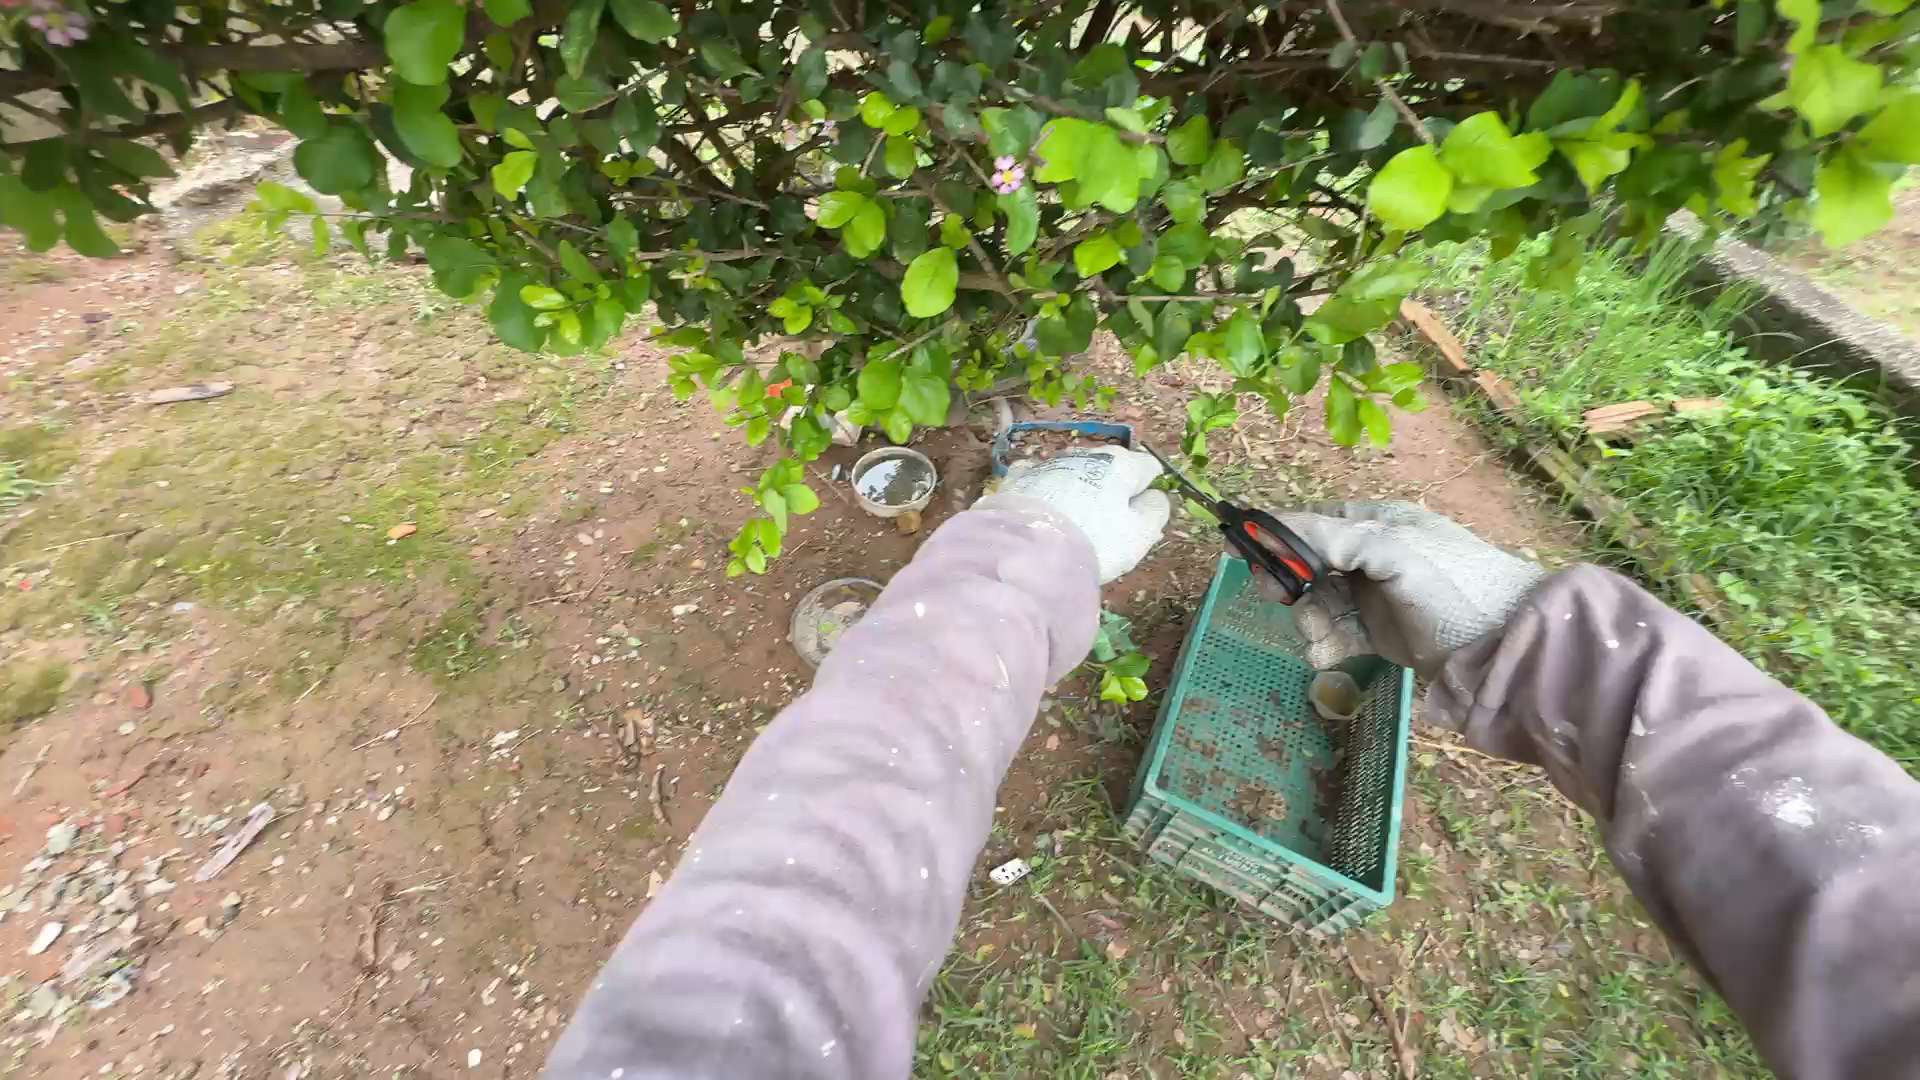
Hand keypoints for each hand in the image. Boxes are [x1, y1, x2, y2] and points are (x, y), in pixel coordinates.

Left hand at [983, 446, 1169, 581]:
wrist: (1027, 549)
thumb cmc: (1094, 542)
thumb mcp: (1139, 535)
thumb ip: (1155, 511)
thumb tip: (1156, 496)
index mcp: (1120, 464)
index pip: (1148, 468)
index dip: (1148, 492)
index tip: (1141, 516)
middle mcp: (1086, 454)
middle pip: (1110, 468)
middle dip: (1113, 490)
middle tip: (1108, 525)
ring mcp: (1050, 462)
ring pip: (1076, 472)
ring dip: (1080, 489)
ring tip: (1075, 521)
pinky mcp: (1020, 477)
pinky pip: (1040, 478)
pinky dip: (1046, 489)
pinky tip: (1043, 506)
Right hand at [1275, 501, 1546, 675]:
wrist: (1515, 650)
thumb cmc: (1455, 589)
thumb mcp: (1393, 553)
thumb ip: (1331, 537)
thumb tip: (1269, 525)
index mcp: (1375, 524)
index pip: (1309, 522)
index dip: (1271, 534)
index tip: (1235, 549)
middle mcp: (1370, 556)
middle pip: (1305, 565)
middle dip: (1289, 585)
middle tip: (1279, 600)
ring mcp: (1373, 595)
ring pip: (1316, 602)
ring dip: (1309, 621)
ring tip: (1319, 640)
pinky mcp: (1378, 632)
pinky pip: (1335, 632)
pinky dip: (1325, 643)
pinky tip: (1326, 655)